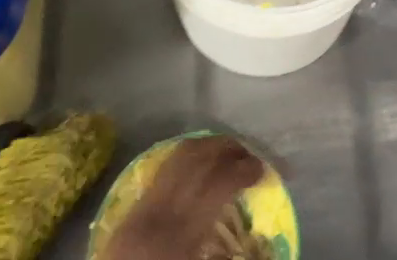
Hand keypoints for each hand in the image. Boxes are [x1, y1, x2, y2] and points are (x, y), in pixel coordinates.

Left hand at [100, 136, 264, 259]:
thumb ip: (223, 252)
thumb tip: (256, 241)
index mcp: (182, 235)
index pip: (217, 185)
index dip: (244, 171)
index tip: (263, 170)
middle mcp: (161, 210)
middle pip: (198, 160)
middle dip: (229, 149)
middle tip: (251, 156)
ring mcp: (144, 204)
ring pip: (179, 156)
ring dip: (209, 147)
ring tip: (230, 152)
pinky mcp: (133, 206)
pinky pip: (165, 167)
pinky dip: (187, 156)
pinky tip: (201, 163)